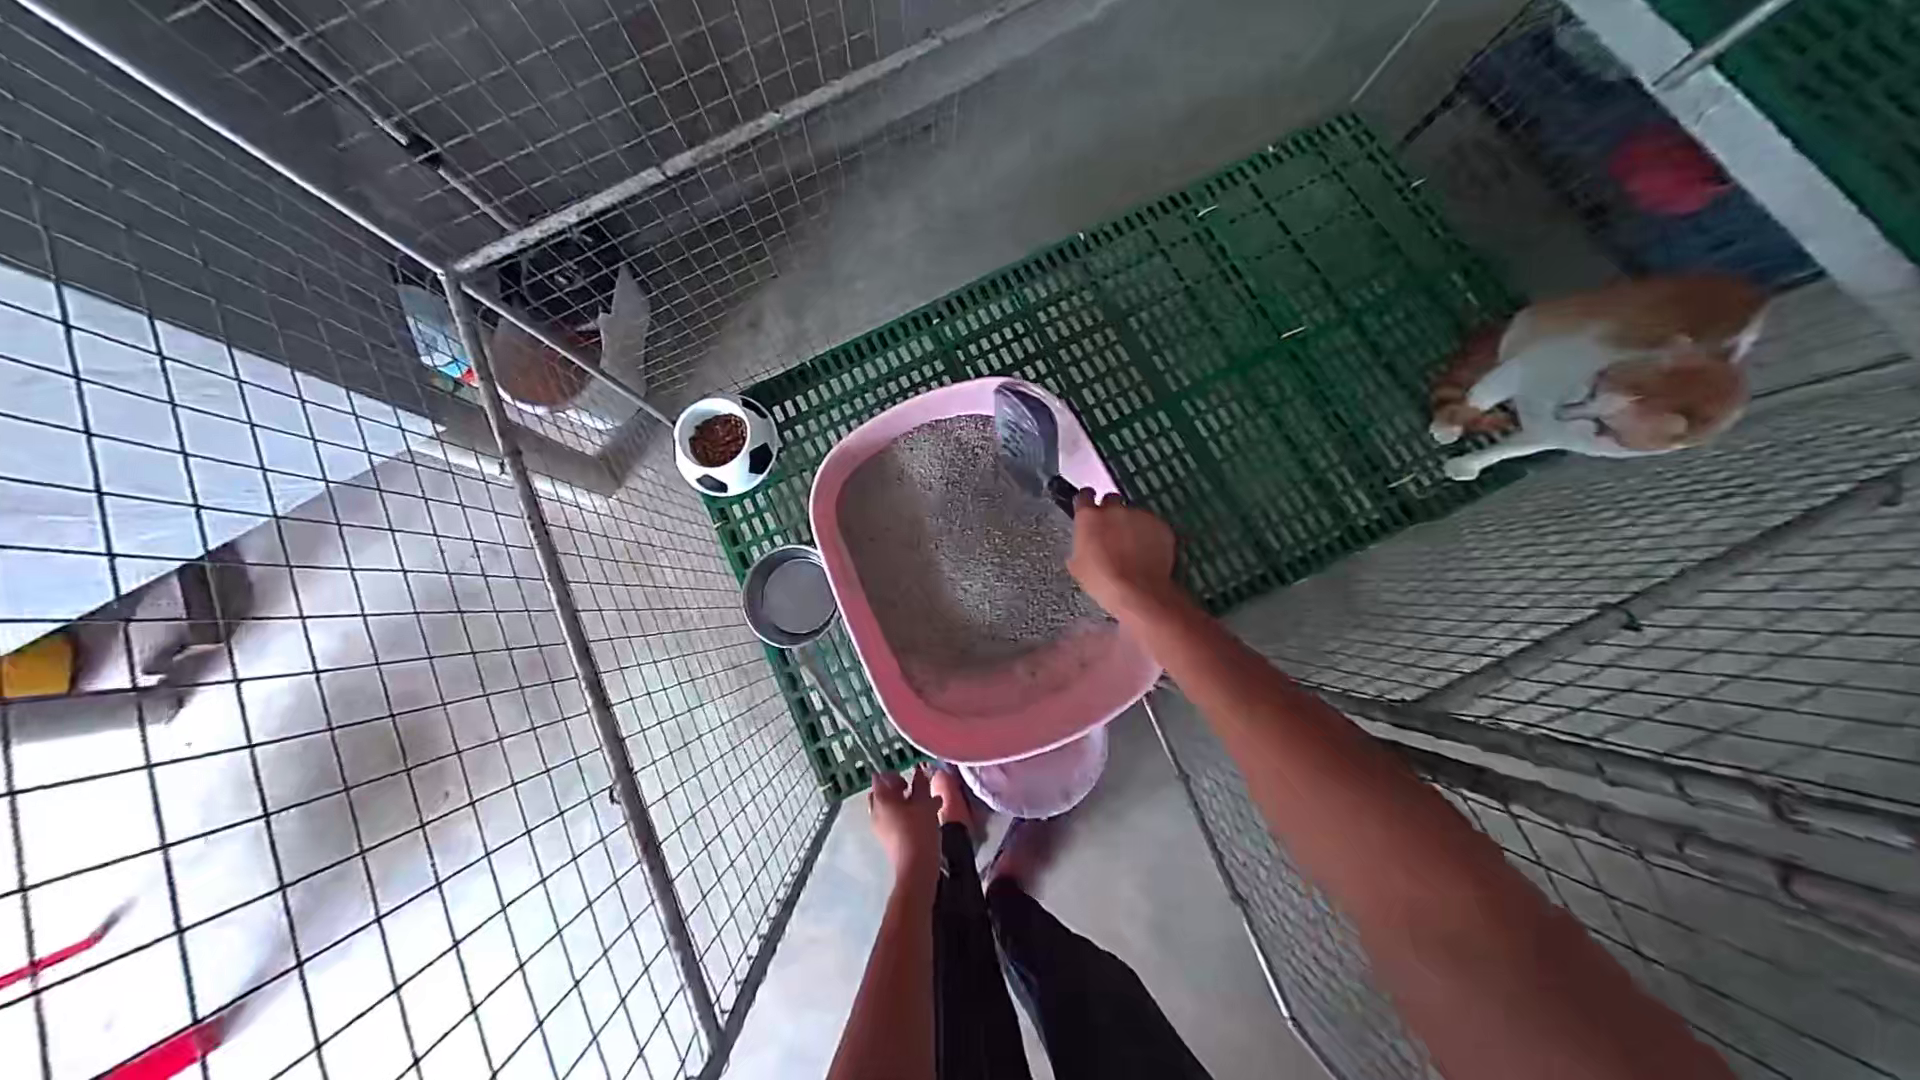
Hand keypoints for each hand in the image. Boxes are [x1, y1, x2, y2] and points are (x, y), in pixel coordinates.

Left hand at [869, 764, 942, 894]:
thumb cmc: (919, 829)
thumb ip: (921, 784)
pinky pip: (893, 820)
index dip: (895, 773)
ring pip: (889, 807)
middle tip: (915, 788)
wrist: (916, 868)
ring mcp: (879, 827)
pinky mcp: (886, 839)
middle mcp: (875, 811)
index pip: (881, 777)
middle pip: (883, 792)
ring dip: (904, 802)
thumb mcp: (925, 802)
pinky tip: (924, 817)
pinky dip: (905, 815)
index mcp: (881, 799)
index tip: (910, 775)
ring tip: (926, 803)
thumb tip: (919, 772)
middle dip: (898, 788)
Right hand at [1068, 489, 1183, 619]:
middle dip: (1111, 511)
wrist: (1137, 591)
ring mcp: (1139, 515)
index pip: (1084, 496)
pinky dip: (1150, 534)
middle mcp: (1113, 510)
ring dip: (1131, 525)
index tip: (1088, 504)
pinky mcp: (1159, 524)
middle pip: (1111, 500)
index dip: (1086, 500)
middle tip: (1112, 530)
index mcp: (1088, 517)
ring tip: (1132, 547)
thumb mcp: (1078, 566)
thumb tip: (1082, 547)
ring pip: (1133, 514)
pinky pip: (1152, 525)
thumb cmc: (1103, 581)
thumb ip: (1079, 546)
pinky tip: (1147, 551)